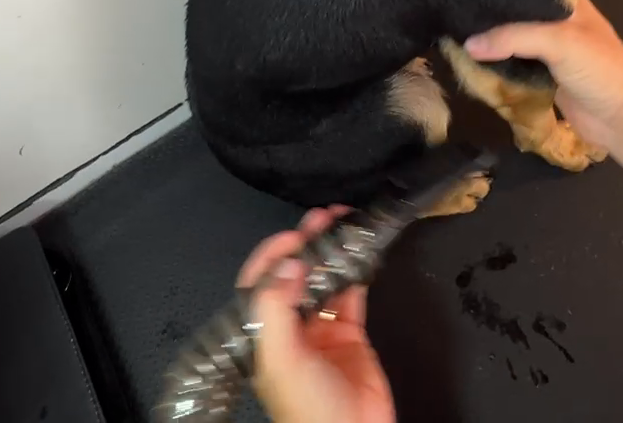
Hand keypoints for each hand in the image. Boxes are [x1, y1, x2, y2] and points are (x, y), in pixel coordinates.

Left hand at [242, 207, 395, 422]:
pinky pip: (353, 293)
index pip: (261, 283)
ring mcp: (322, 329)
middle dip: (305, 243)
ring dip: (332, 251)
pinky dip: (357, 270)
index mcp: (265, 334)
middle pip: (294, 275)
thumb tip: (287, 263)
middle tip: (321, 217)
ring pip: (324, 278)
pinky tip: (361, 251)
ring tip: (341, 223)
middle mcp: (291, 327)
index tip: (294, 236)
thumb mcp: (281, 359)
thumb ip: (276, 308)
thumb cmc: (308, 407)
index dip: (274, 255)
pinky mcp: (351, 333)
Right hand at [464, 0, 622, 149]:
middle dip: (491, 6)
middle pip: (517, 7)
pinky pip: (513, 61)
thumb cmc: (600, 68)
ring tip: (454, 19)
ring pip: (512, 35)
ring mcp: (550, 47)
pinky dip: (495, 59)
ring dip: (491, 35)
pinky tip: (469, 52)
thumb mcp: (558, 41)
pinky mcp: (542, 73)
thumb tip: (467, 44)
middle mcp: (557, 17)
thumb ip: (512, 37)